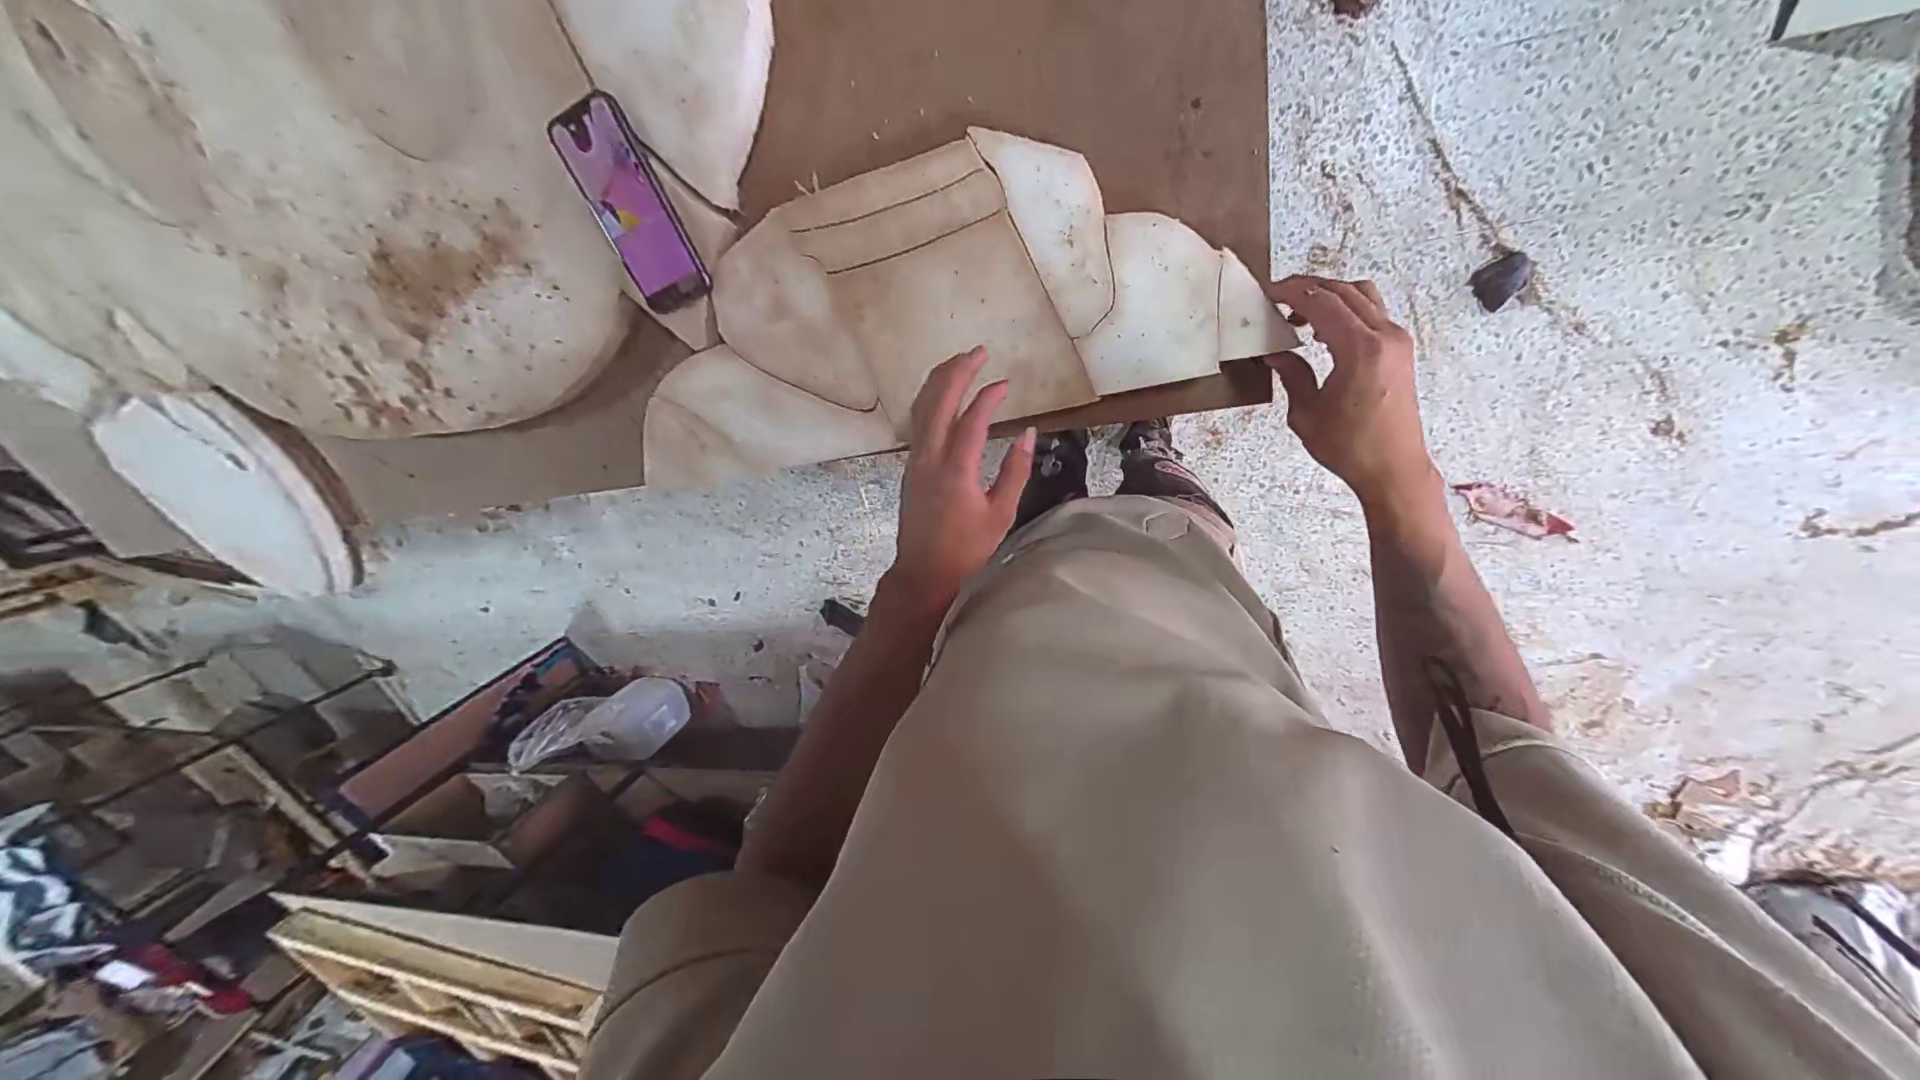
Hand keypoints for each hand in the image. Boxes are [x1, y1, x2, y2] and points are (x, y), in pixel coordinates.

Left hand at [885, 347, 1035, 613]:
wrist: (924, 574)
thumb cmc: (967, 550)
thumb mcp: (1001, 514)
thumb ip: (1015, 471)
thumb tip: (1028, 434)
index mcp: (956, 471)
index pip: (971, 420)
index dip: (988, 397)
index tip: (1005, 384)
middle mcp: (929, 459)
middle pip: (938, 402)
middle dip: (958, 372)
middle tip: (978, 352)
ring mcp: (915, 462)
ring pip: (921, 409)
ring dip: (939, 381)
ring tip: (959, 362)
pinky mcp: (910, 468)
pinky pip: (917, 423)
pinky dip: (930, 400)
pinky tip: (942, 396)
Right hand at [1264, 276, 1436, 508]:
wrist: (1392, 466)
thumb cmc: (1352, 446)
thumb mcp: (1306, 411)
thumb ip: (1292, 374)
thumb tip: (1277, 354)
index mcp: (1360, 349)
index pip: (1322, 301)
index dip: (1292, 292)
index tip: (1269, 292)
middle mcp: (1384, 337)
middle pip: (1344, 290)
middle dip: (1309, 288)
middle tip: (1278, 296)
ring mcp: (1396, 342)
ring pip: (1361, 297)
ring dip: (1329, 297)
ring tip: (1298, 314)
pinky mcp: (1398, 351)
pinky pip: (1371, 315)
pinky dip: (1345, 312)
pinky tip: (1322, 331)